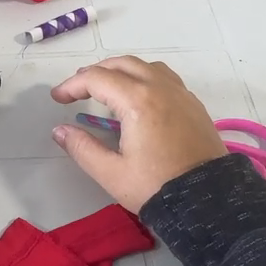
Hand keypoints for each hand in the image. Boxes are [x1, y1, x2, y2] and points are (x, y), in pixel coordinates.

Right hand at [50, 56, 226, 212]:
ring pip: (145, 66)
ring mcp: (180, 94)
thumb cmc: (156, 187)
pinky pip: (164, 77)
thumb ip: (82, 148)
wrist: (208, 201)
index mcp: (138, 101)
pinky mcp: (193, 104)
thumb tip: (60, 131)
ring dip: (120, 70)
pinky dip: (143, 77)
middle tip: (76, 90)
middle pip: (121, 64)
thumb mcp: (111, 173)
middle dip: (94, 72)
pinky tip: (137, 96)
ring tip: (105, 88)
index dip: (72, 85)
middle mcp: (160, 88)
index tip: (57, 99)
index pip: (97, 79)